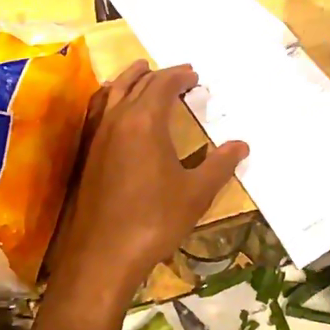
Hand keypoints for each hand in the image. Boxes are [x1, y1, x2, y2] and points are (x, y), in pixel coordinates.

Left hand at [47, 61, 247, 301]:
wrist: (103, 255)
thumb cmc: (154, 219)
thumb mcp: (197, 193)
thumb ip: (220, 165)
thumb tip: (241, 145)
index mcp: (145, 121)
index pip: (162, 85)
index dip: (180, 76)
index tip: (195, 75)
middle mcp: (117, 120)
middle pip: (137, 84)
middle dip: (159, 75)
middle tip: (179, 75)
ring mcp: (98, 137)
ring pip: (112, 93)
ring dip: (130, 80)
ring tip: (143, 74)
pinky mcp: (88, 155)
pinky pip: (100, 112)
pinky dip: (112, 99)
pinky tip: (117, 111)